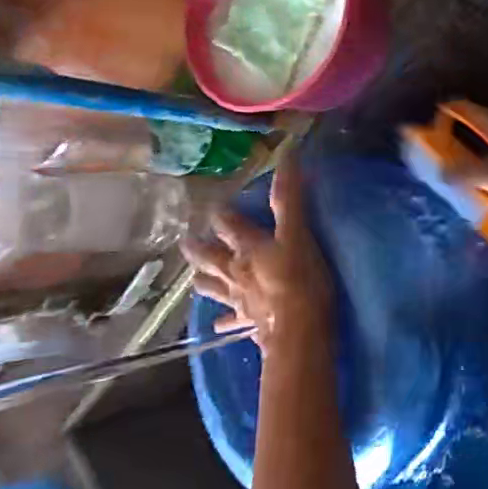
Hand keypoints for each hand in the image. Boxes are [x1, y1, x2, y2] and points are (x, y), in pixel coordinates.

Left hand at [182, 153, 332, 356]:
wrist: (298, 334)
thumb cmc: (301, 281)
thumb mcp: (298, 235)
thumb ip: (290, 198)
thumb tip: (285, 154)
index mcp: (248, 248)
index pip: (229, 224)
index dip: (222, 213)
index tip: (216, 205)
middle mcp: (236, 272)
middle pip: (210, 257)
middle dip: (198, 248)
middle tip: (186, 241)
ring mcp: (239, 300)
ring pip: (213, 288)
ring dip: (204, 281)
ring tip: (196, 278)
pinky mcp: (247, 323)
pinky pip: (231, 321)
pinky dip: (225, 321)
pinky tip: (220, 324)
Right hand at [444, 100, 487, 228]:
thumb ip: (465, 173)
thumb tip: (439, 170)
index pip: (469, 109)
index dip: (449, 111)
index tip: (431, 121)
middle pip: (478, 123)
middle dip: (456, 131)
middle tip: (438, 144)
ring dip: (471, 147)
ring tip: (453, 160)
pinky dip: (484, 159)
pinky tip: (480, 176)